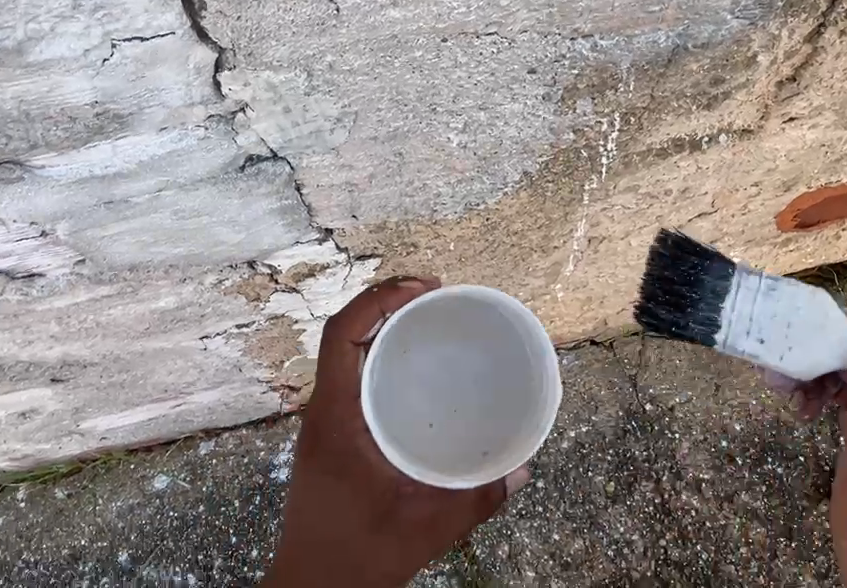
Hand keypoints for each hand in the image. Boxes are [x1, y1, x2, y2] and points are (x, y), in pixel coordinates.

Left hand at [264, 275, 530, 587]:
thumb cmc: (355, 557)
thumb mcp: (422, 530)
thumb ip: (475, 500)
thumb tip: (522, 469)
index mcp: (335, 416)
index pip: (340, 333)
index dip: (378, 298)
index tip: (424, 288)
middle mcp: (323, 408)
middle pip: (344, 331)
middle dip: (385, 300)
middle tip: (434, 293)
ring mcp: (324, 419)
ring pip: (344, 350)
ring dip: (379, 323)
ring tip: (425, 315)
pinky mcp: (332, 432)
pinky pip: (351, 373)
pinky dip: (378, 353)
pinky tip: (411, 366)